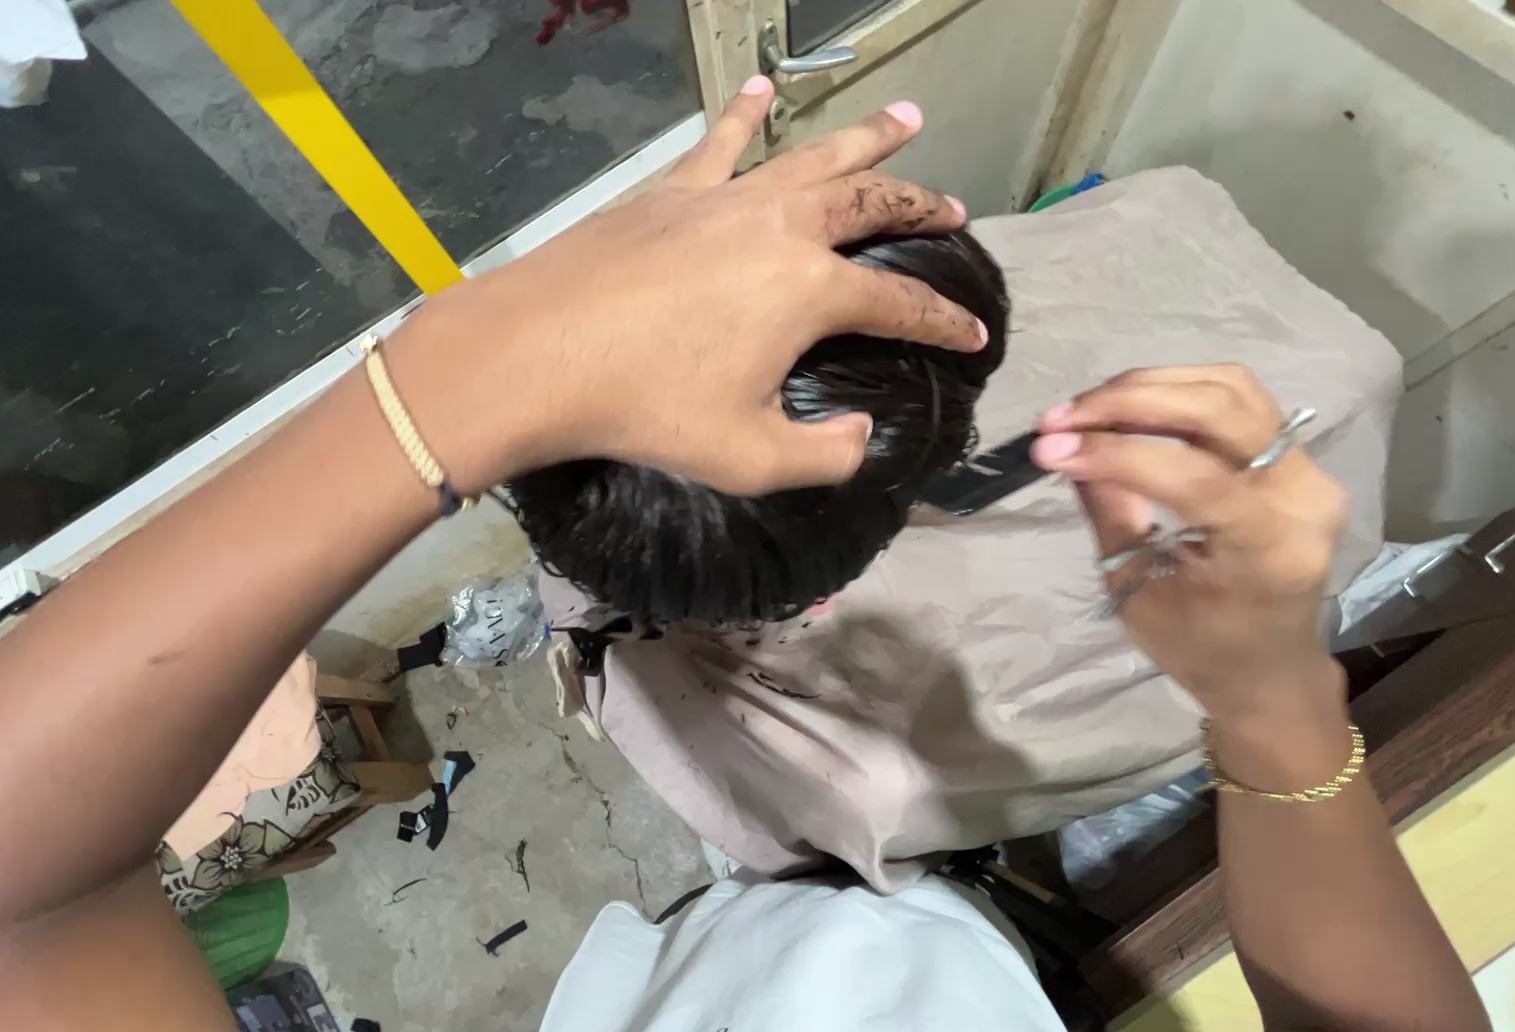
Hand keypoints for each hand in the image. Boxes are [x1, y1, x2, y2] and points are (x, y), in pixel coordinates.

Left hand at [383, 77, 985, 495]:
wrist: (539, 355)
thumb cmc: (646, 411)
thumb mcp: (750, 459)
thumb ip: (825, 455)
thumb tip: (861, 433)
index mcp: (808, 292)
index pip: (899, 305)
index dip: (942, 323)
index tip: (975, 334)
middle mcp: (779, 229)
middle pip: (870, 206)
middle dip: (919, 208)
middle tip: (953, 210)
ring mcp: (723, 200)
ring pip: (812, 157)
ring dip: (867, 140)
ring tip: (908, 120)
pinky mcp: (670, 193)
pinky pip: (719, 143)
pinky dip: (745, 115)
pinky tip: (760, 90)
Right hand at [1031, 365, 1349, 725]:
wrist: (1266, 666)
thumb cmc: (1196, 645)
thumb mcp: (1134, 590)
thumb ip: (1109, 511)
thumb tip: (1069, 450)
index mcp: (1267, 550)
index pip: (1192, 476)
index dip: (1114, 453)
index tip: (1048, 448)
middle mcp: (1304, 497)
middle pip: (1221, 409)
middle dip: (1128, 402)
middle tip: (1061, 418)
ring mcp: (1309, 471)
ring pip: (1230, 388)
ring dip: (1149, 386)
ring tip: (1087, 407)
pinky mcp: (1296, 459)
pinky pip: (1238, 400)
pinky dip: (1174, 391)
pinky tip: (1128, 406)